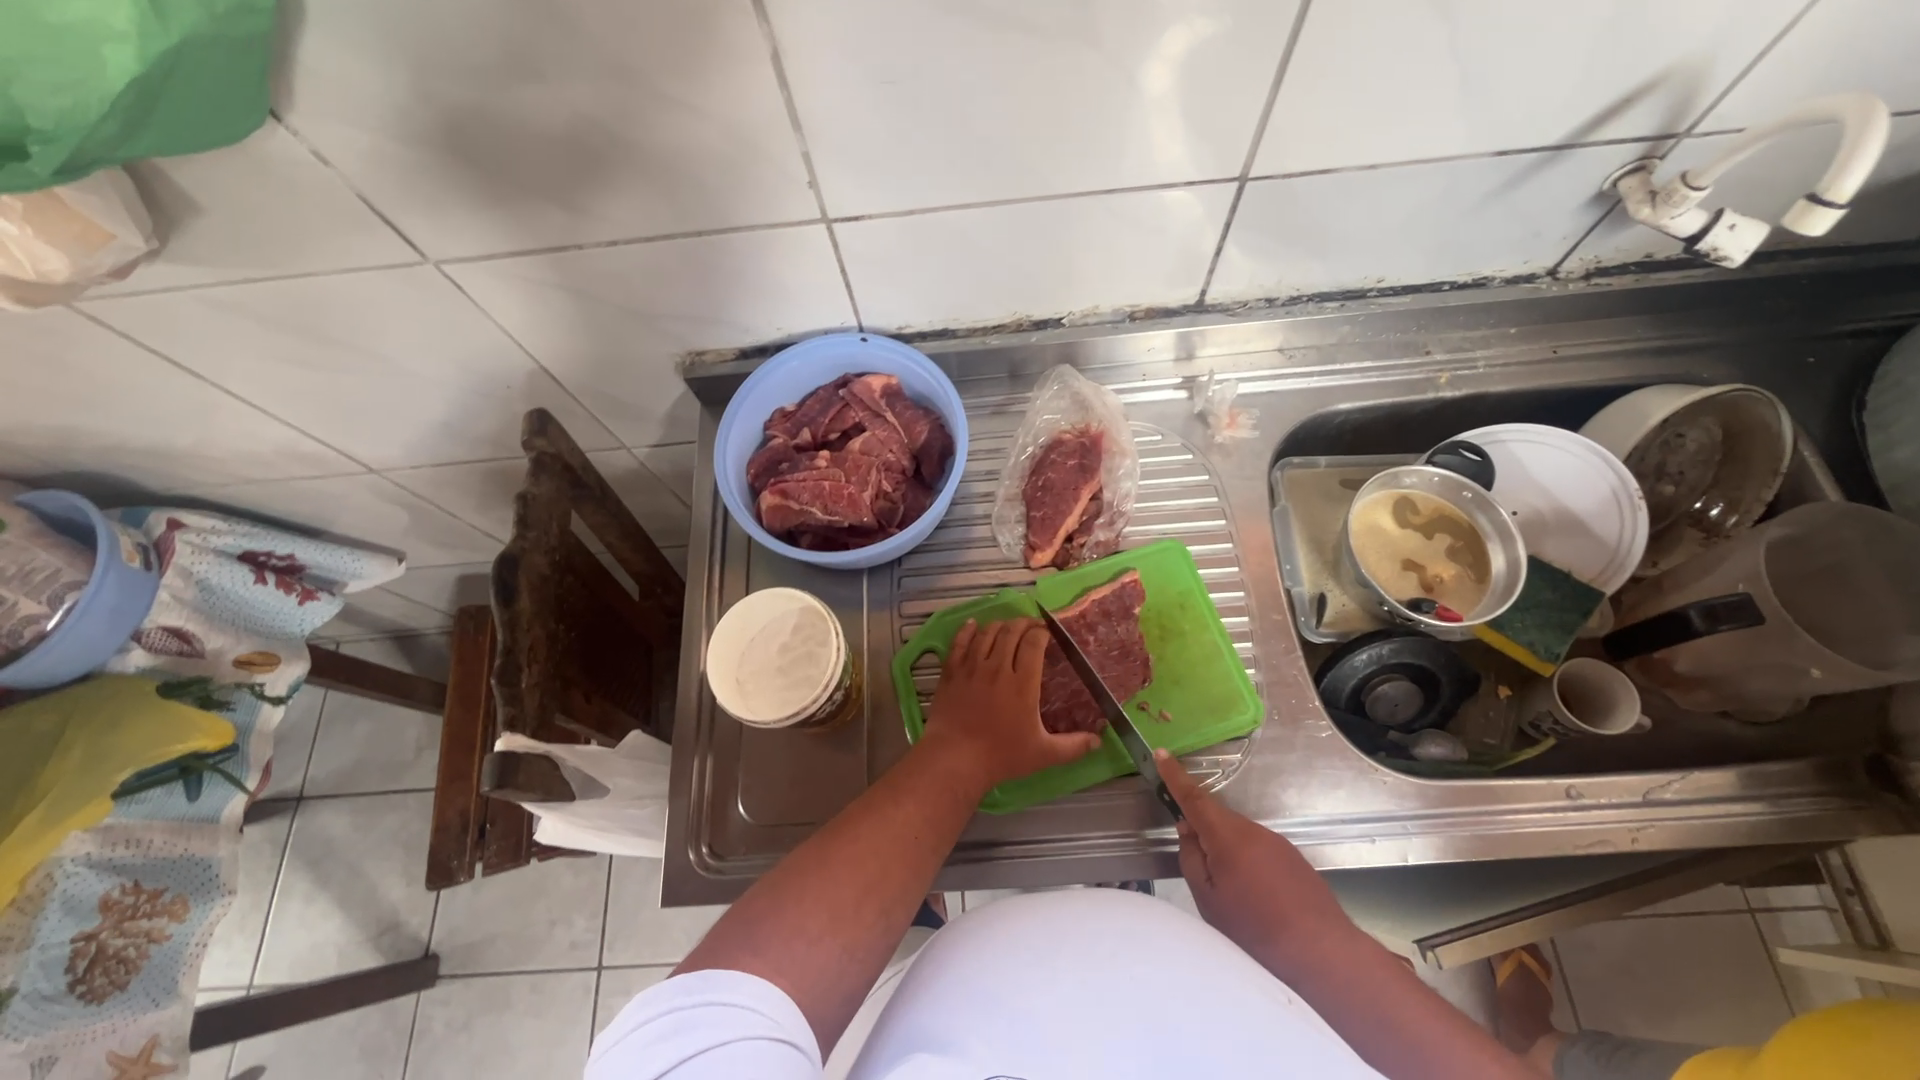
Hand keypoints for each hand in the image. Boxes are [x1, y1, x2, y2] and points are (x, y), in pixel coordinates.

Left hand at [919, 618, 1102, 792]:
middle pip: (1011, 631)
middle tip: (1031, 627)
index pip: (1034, 642)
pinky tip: (973, 625)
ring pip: (987, 633)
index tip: (1047, 634)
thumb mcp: (1044, 754)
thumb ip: (1073, 746)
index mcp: (1023, 682)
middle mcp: (998, 667)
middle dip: (1023, 624)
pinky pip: (959, 642)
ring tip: (1007, 627)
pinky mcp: (951, 672)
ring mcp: (972, 667)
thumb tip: (1099, 741)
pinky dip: (968, 630)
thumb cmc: (1001, 755)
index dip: (1042, 632)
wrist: (955, 759)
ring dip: (1000, 625)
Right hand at [1155, 749, 1355, 969]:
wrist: (1321, 951)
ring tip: (1229, 893)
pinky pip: (1257, 849)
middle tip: (1196, 865)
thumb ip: (1192, 859)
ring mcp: (1276, 842)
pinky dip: (1245, 862)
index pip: (1194, 798)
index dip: (1175, 776)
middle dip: (1201, 831)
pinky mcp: (1292, 858)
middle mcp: (1253, 830)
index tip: (1162, 754)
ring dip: (1225, 851)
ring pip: (1237, 836)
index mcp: (1227, 837)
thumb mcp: (1208, 900)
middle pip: (1216, 818)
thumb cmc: (1254, 930)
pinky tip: (1253, 897)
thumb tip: (1188, 831)